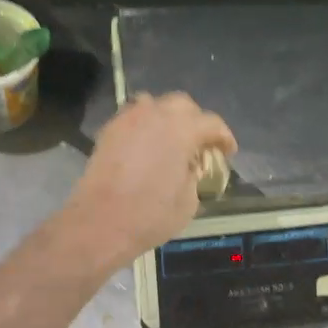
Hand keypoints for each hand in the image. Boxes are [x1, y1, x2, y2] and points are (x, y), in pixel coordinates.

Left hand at [62, 91, 236, 266]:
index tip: (227, 152)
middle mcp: (155, 114)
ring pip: (154, 105)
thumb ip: (195, 175)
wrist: (100, 222)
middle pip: (182, 104)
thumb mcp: (189, 201)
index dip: (224, 137)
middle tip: (199, 143)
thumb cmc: (151, 215)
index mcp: (182, 130)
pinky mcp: (109, 131)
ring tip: (170, 139)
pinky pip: (133, 117)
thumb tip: (191, 168)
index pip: (212, 123)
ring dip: (167, 117)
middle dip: (195, 120)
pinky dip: (145, 126)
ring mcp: (128, 119)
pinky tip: (146, 146)